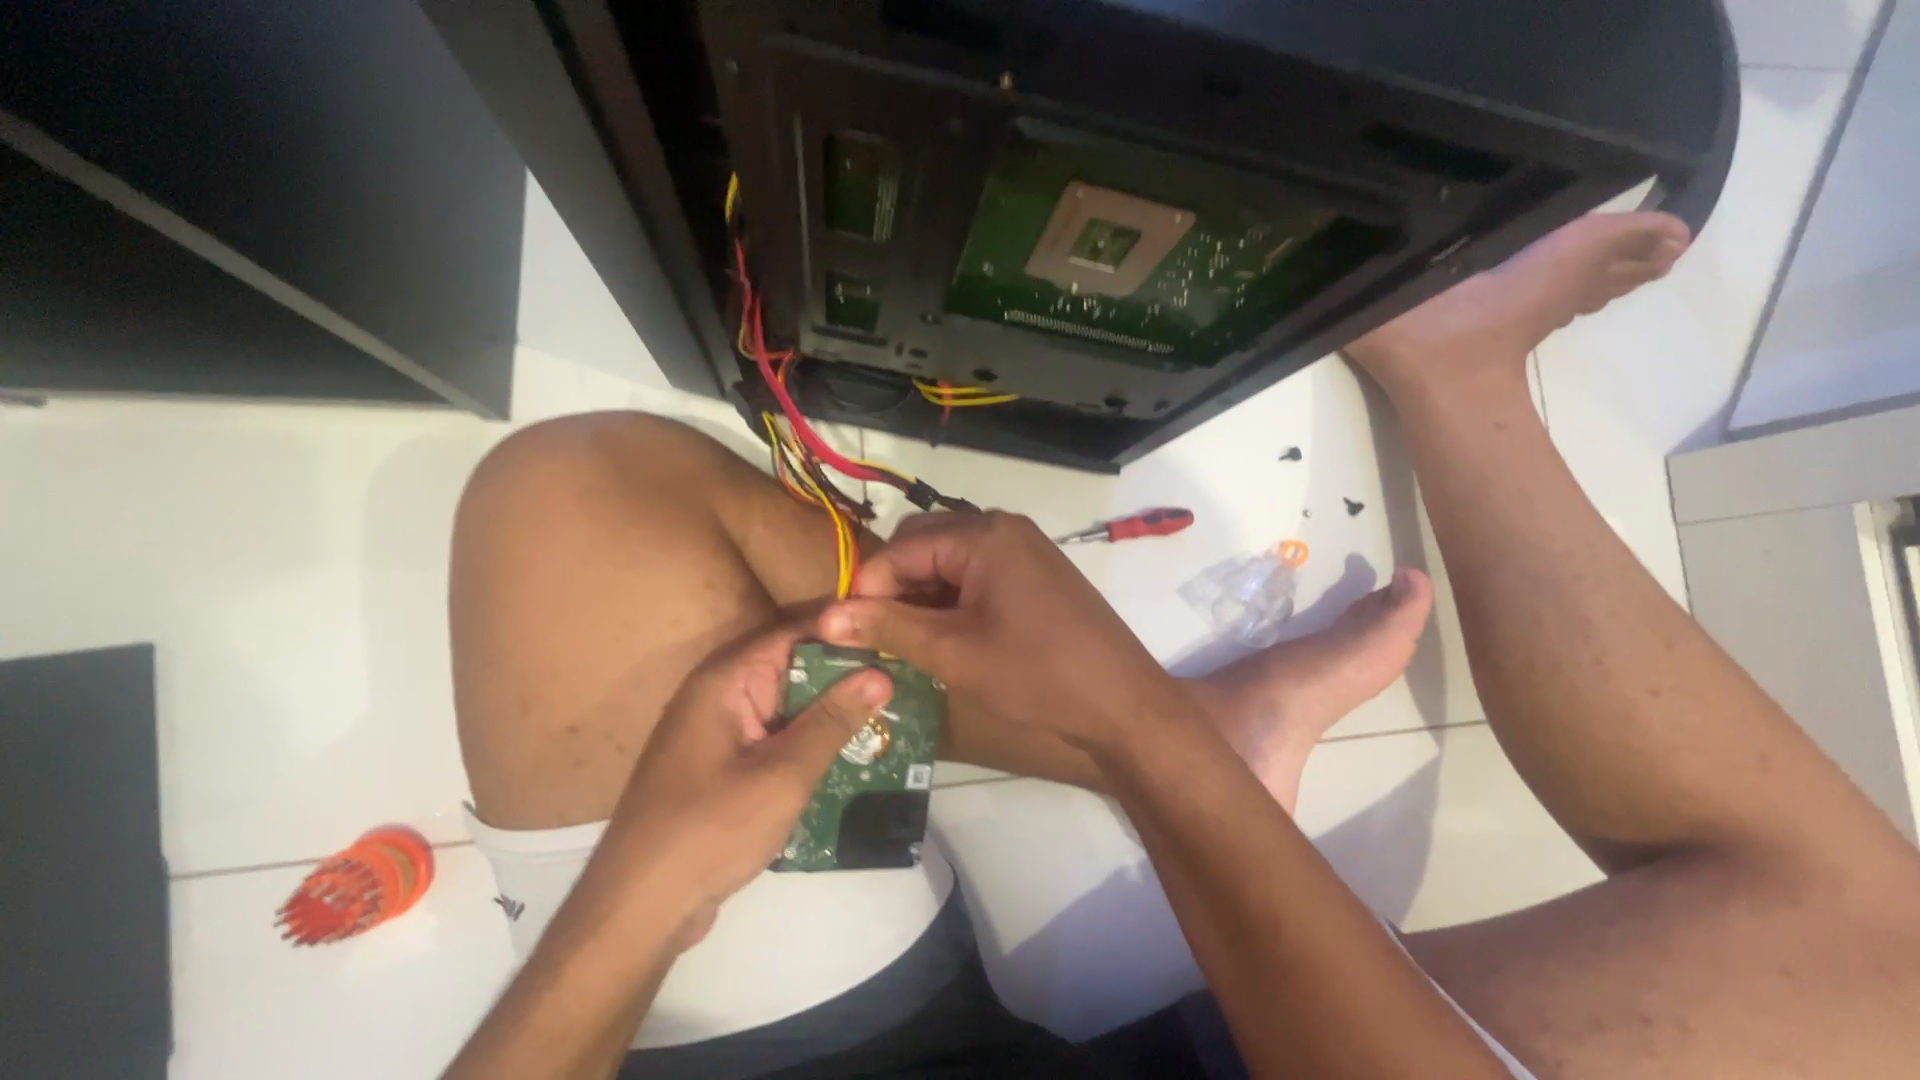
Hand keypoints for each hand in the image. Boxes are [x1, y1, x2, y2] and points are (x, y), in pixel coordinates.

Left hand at [596, 622, 891, 943]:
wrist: (639, 908)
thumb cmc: (710, 831)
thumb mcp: (783, 775)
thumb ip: (832, 721)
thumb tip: (881, 673)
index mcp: (725, 679)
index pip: (794, 630)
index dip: (846, 628)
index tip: (898, 633)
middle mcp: (718, 692)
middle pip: (792, 664)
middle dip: (846, 670)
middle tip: (907, 675)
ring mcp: (717, 730)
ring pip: (787, 702)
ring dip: (831, 708)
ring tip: (893, 710)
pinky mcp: (721, 764)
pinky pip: (774, 734)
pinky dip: (809, 738)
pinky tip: (852, 753)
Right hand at [818, 511, 1187, 754]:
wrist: (1122, 703)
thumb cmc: (1036, 675)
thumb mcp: (953, 653)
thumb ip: (888, 628)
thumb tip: (826, 618)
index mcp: (983, 534)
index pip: (901, 548)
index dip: (868, 590)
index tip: (850, 634)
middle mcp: (1004, 527)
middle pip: (925, 544)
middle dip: (895, 587)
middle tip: (882, 638)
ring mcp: (1025, 548)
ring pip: (950, 560)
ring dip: (923, 595)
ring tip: (911, 643)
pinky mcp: (1037, 572)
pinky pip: (978, 572)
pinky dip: (954, 599)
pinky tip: (948, 637)